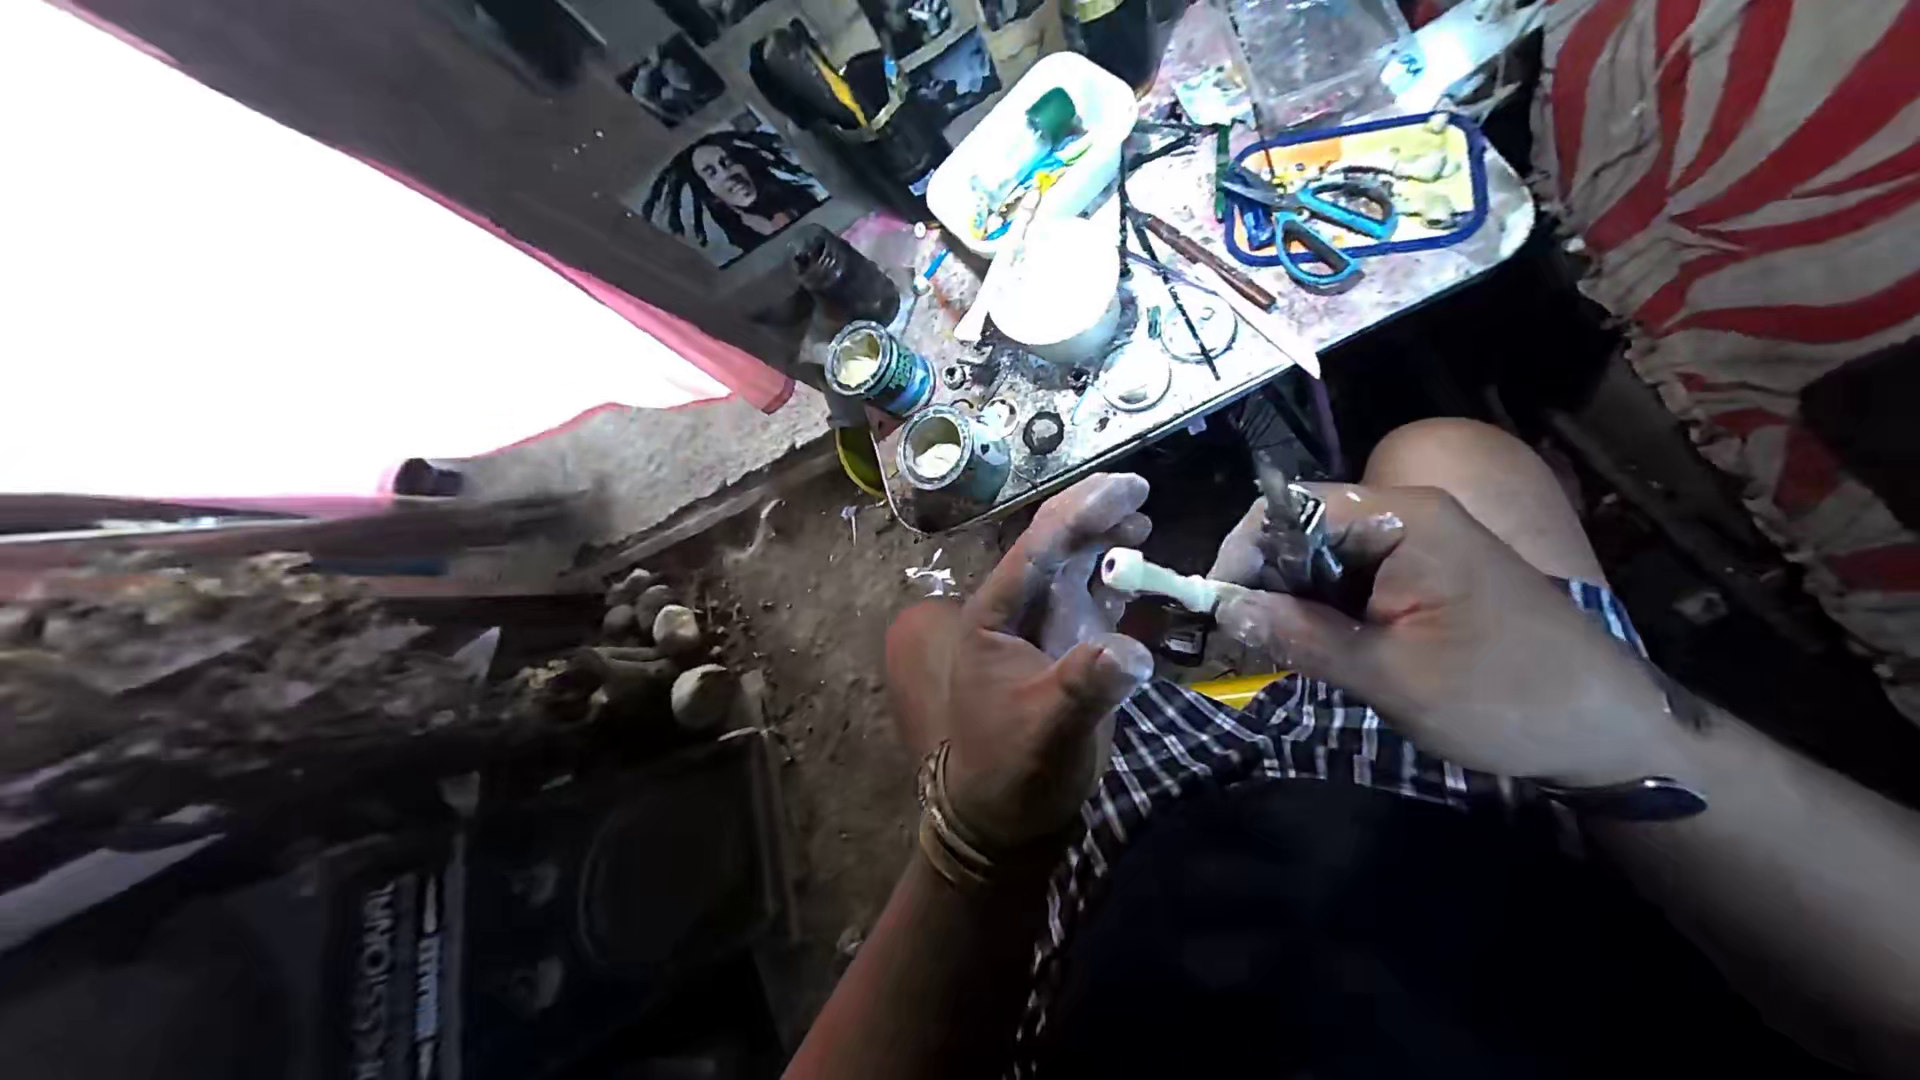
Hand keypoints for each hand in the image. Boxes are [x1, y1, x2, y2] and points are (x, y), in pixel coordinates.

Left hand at [886, 474, 1155, 847]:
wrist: (1007, 812)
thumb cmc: (1012, 769)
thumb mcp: (1046, 730)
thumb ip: (1084, 687)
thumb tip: (1131, 651)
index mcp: (997, 615)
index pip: (1037, 550)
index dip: (1079, 514)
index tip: (1124, 487)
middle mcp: (1020, 609)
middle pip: (1056, 545)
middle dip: (1092, 512)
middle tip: (1137, 490)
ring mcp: (1046, 626)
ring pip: (1077, 565)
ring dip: (1106, 539)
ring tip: (1142, 521)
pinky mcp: (1071, 646)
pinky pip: (1098, 598)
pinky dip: (1121, 579)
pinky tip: (1143, 568)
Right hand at [1208, 485, 1689, 784]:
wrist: (1614, 734)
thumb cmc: (1508, 700)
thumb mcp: (1392, 677)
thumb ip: (1301, 636)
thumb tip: (1223, 610)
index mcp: (1406, 520)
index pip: (1290, 507)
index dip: (1242, 550)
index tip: (1217, 606)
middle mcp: (1405, 516)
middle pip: (1298, 527)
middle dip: (1260, 578)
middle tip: (1239, 636)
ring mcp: (1413, 543)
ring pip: (1314, 555)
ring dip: (1285, 597)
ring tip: (1267, 645)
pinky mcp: (1416, 572)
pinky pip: (1342, 577)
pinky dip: (1314, 607)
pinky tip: (1307, 643)